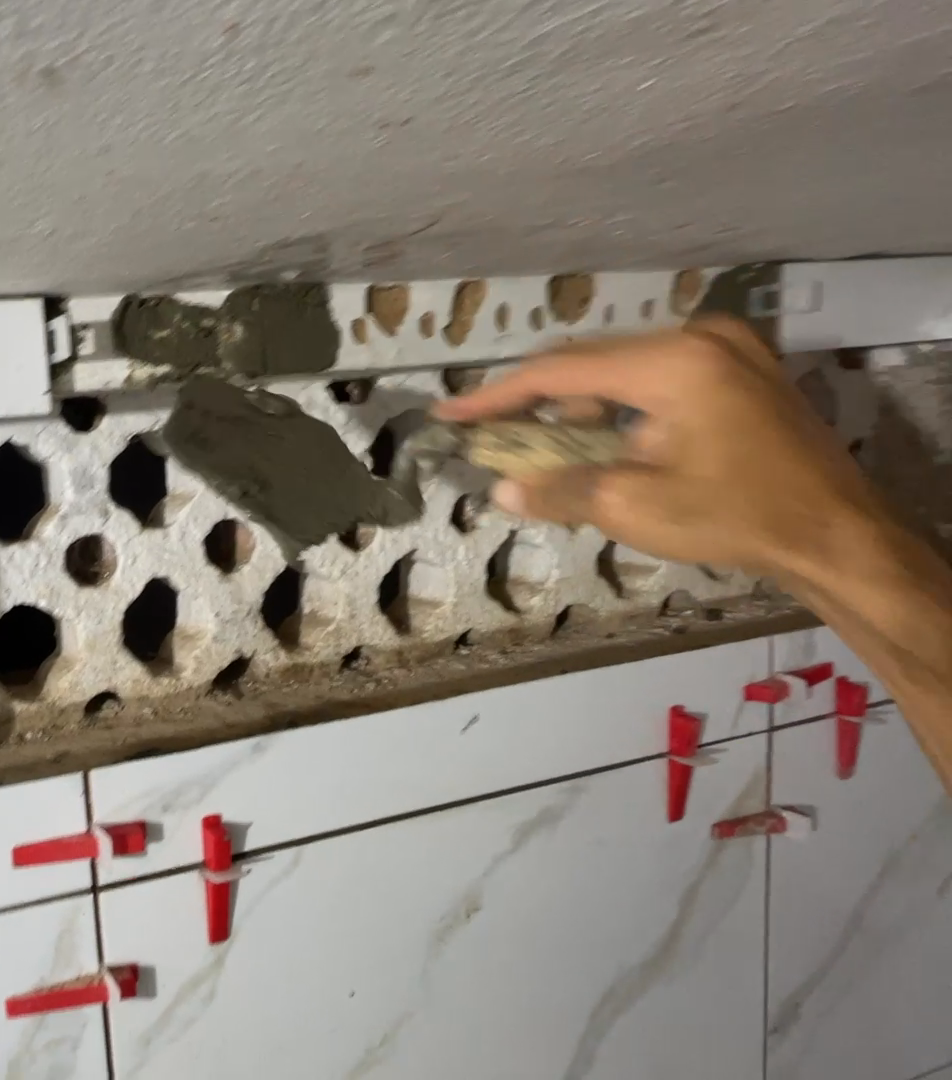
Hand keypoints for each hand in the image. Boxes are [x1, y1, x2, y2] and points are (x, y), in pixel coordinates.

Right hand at [431, 316, 884, 581]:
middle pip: (584, 361)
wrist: (839, 535)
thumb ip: (556, 488)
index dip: (493, 396)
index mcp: (673, 363)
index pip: (557, 373)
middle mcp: (698, 339)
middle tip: (481, 428)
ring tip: (534, 440)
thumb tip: (501, 490)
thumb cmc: (734, 516)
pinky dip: (608, 404)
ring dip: (568, 403)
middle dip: (527, 398)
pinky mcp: (735, 369)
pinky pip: (647, 375)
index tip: (446, 414)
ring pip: (613, 367)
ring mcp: (724, 349)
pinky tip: (591, 435)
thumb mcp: (629, 505)